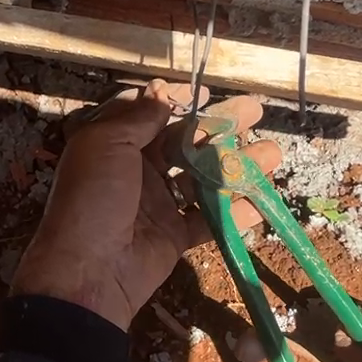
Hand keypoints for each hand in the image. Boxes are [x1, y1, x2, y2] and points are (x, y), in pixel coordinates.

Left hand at [11, 80, 274, 330]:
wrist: (88, 269)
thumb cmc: (93, 198)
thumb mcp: (105, 144)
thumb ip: (136, 119)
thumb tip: (161, 94)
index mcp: (114, 147)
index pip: (149, 116)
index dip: (177, 101)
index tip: (206, 92)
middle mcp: (136, 172)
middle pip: (184, 143)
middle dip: (220, 127)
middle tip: (256, 112)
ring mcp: (156, 205)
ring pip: (202, 179)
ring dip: (237, 166)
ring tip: (273, 154)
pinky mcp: (172, 236)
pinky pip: (208, 221)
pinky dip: (234, 213)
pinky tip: (261, 203)